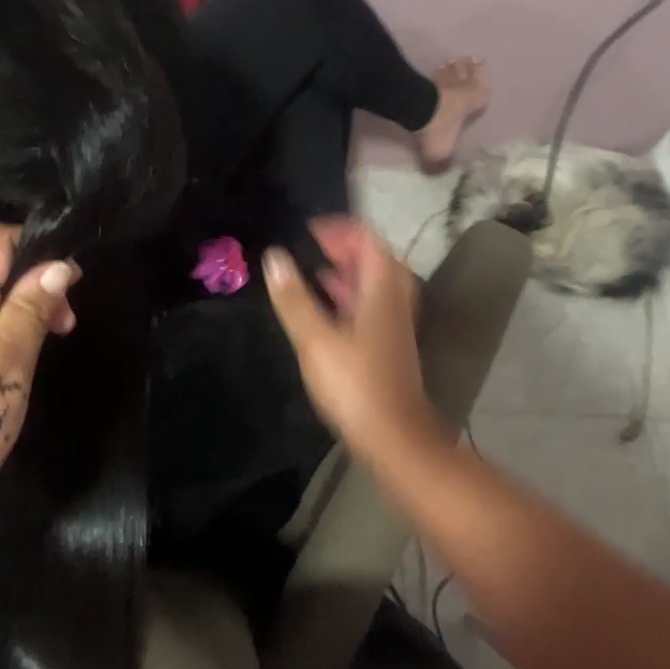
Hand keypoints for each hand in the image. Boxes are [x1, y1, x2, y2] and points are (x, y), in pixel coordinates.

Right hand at [263, 218, 442, 461]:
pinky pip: (371, 306)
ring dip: (347, 272)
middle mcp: (394, 301)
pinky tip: (325, 309)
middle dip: (345, 248)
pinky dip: (349, 297)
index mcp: (381, 291)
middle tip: (313, 247)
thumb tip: (274, 257)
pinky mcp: (388, 346)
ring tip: (314, 270)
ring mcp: (394, 325)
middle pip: (375, 260)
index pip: (369, 241)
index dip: (341, 229)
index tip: (309, 230)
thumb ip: (294, 298)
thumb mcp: (315, 339)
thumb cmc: (355, 385)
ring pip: (374, 284)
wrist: (394, 439)